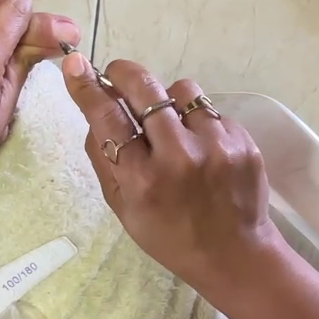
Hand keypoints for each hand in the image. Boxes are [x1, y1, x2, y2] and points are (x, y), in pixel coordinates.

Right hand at [61, 55, 283, 290]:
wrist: (235, 255)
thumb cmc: (168, 234)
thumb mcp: (122, 207)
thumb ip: (103, 157)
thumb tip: (93, 105)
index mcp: (142, 179)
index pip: (108, 118)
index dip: (87, 86)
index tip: (75, 63)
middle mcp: (179, 157)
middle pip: (145, 88)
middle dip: (125, 73)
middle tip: (118, 75)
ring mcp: (216, 146)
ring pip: (182, 90)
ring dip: (168, 101)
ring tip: (172, 126)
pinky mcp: (243, 141)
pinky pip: (210, 112)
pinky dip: (199, 123)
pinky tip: (202, 149)